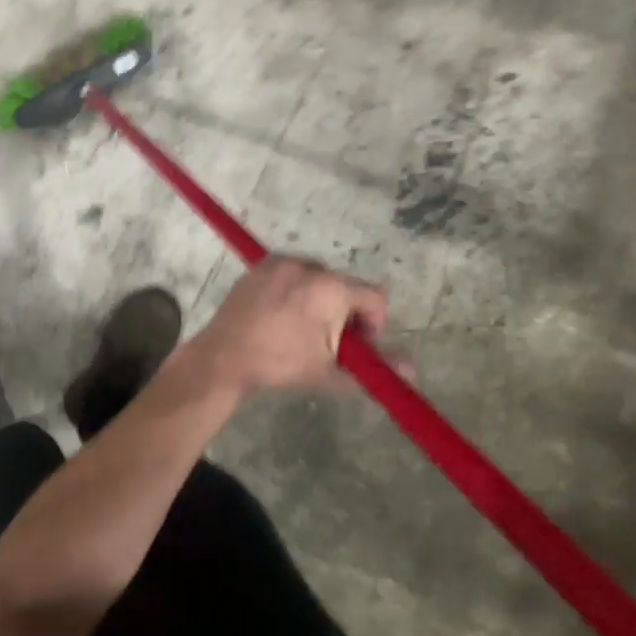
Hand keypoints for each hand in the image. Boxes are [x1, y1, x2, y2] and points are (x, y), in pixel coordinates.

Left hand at [186, 255, 388, 394]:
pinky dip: (294, 291)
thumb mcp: (334, 371)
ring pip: (315, 278)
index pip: (374, 297)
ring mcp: (275, 264)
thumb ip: (376, 368)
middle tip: (330, 340)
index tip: (358, 345)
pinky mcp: (255, 269)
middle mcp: (304, 266)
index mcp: (329, 287)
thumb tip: (411, 370)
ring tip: (304, 330)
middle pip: (343, 285)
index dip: (375, 323)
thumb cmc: (281, 363)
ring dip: (319, 299)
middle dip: (345, 311)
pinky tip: (281, 317)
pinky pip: (289, 275)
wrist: (224, 356)